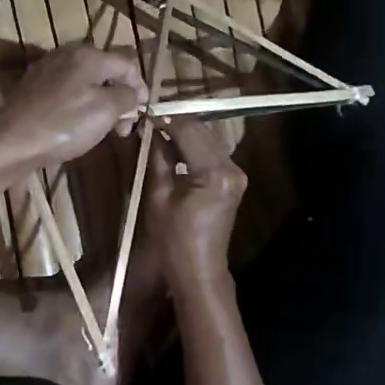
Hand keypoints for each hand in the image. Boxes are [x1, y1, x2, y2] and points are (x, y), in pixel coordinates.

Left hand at [0, 45, 145, 165]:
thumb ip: (128, 96)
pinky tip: (80, 124)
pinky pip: (68, 90)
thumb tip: (132, 93)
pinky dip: (81, 104)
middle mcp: (68, 54)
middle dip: (121, 97)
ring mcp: (48, 69)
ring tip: (105, 128)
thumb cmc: (65, 124)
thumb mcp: (107, 110)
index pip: (128, 65)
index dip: (141, 87)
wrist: (11, 142)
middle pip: (107, 71)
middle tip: (125, 124)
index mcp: (89, 55)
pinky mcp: (34, 86)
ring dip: (102, 102)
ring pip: (88, 82)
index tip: (144, 111)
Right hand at [144, 117, 246, 290]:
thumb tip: (150, 130)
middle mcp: (232, 168)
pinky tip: (176, 149)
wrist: (199, 269)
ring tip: (159, 134)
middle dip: (177, 124)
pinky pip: (214, 154)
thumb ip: (158, 159)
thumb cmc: (174, 240)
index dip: (167, 121)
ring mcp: (237, 173)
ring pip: (210, 140)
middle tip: (151, 123)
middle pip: (203, 132)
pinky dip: (196, 148)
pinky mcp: (235, 179)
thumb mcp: (159, 197)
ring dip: (187, 134)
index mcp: (214, 173)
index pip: (189, 132)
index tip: (147, 116)